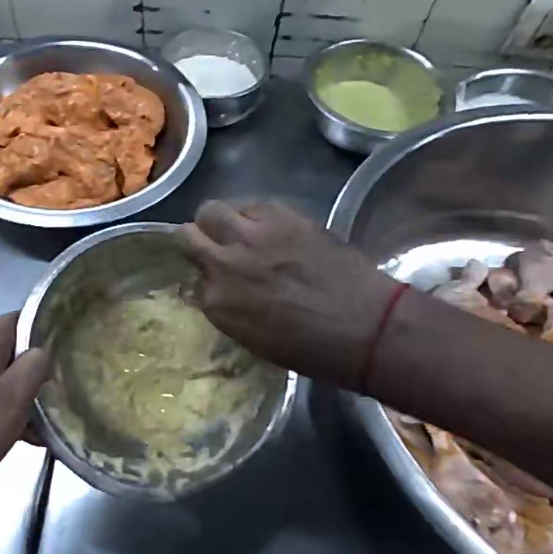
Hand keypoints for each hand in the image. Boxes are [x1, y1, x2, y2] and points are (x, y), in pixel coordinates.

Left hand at [0, 313, 51, 522]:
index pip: (12, 320)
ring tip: (53, 416)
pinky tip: (34, 438)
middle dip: (38, 368)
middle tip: (65, 382)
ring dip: (28, 397)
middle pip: (9, 352)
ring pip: (3, 381)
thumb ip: (34, 365)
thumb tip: (42, 353)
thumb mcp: (13, 395)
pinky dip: (13, 415)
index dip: (41, 325)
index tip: (68, 342)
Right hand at [176, 200, 400, 385]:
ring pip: (212, 210)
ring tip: (240, 229)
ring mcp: (251, 235)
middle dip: (198, 239)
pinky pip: (251, 204)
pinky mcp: (280, 215)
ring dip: (220, 220)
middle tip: (217, 245)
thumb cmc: (312, 350)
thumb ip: (231, 309)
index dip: (206, 278)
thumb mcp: (255, 339)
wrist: (364, 326)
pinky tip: (271, 226)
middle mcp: (224, 263)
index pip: (193, 281)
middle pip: (188, 234)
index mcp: (217, 303)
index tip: (219, 280)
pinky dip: (253, 214)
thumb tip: (226, 291)